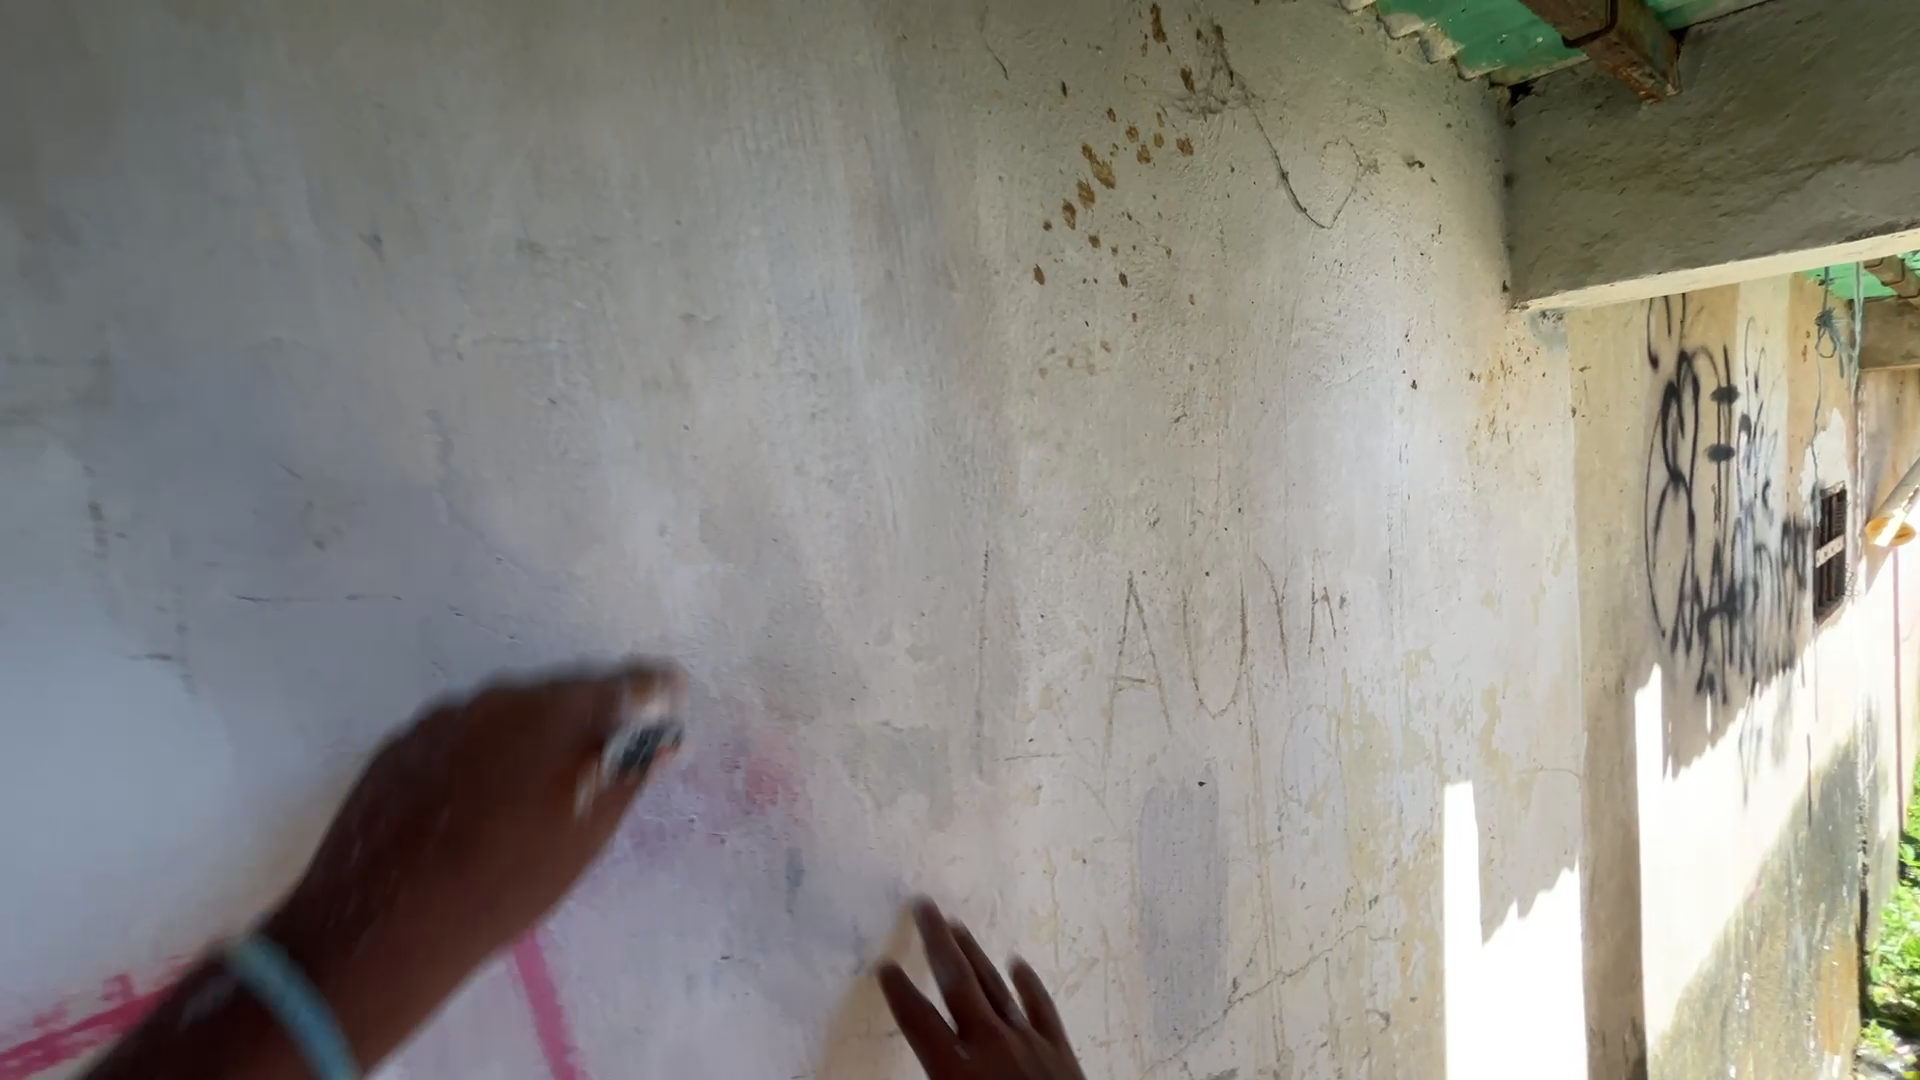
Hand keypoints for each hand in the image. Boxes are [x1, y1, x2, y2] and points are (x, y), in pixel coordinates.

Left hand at [267, 660, 685, 1062]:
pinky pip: (466, 731)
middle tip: (607, 749)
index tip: (672, 696)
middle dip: (596, 713)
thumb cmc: (509, 878)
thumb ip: (631, 772)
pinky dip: (489, 749)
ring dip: (538, 731)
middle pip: (570, 690)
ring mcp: (449, 716)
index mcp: (562, 711)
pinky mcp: (403, 742)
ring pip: (514, 709)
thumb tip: (665, 741)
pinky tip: (482, 794)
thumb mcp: (588, 832)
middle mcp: (507, 696)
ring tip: (539, 779)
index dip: (656, 690)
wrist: (377, 930)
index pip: (629, 683)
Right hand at [878, 898, 1086, 1079]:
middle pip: (958, 983)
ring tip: (957, 924)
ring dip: (974, 953)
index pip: (919, 1023)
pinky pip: (1041, 1007)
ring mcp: (1027, 1042)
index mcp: (958, 1072)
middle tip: (924, 904)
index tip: (884, 964)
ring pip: (994, 986)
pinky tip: (1018, 962)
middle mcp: (989, 1045)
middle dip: (938, 942)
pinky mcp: (1059, 1049)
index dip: (899, 993)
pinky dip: (1028, 984)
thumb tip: (918, 1064)